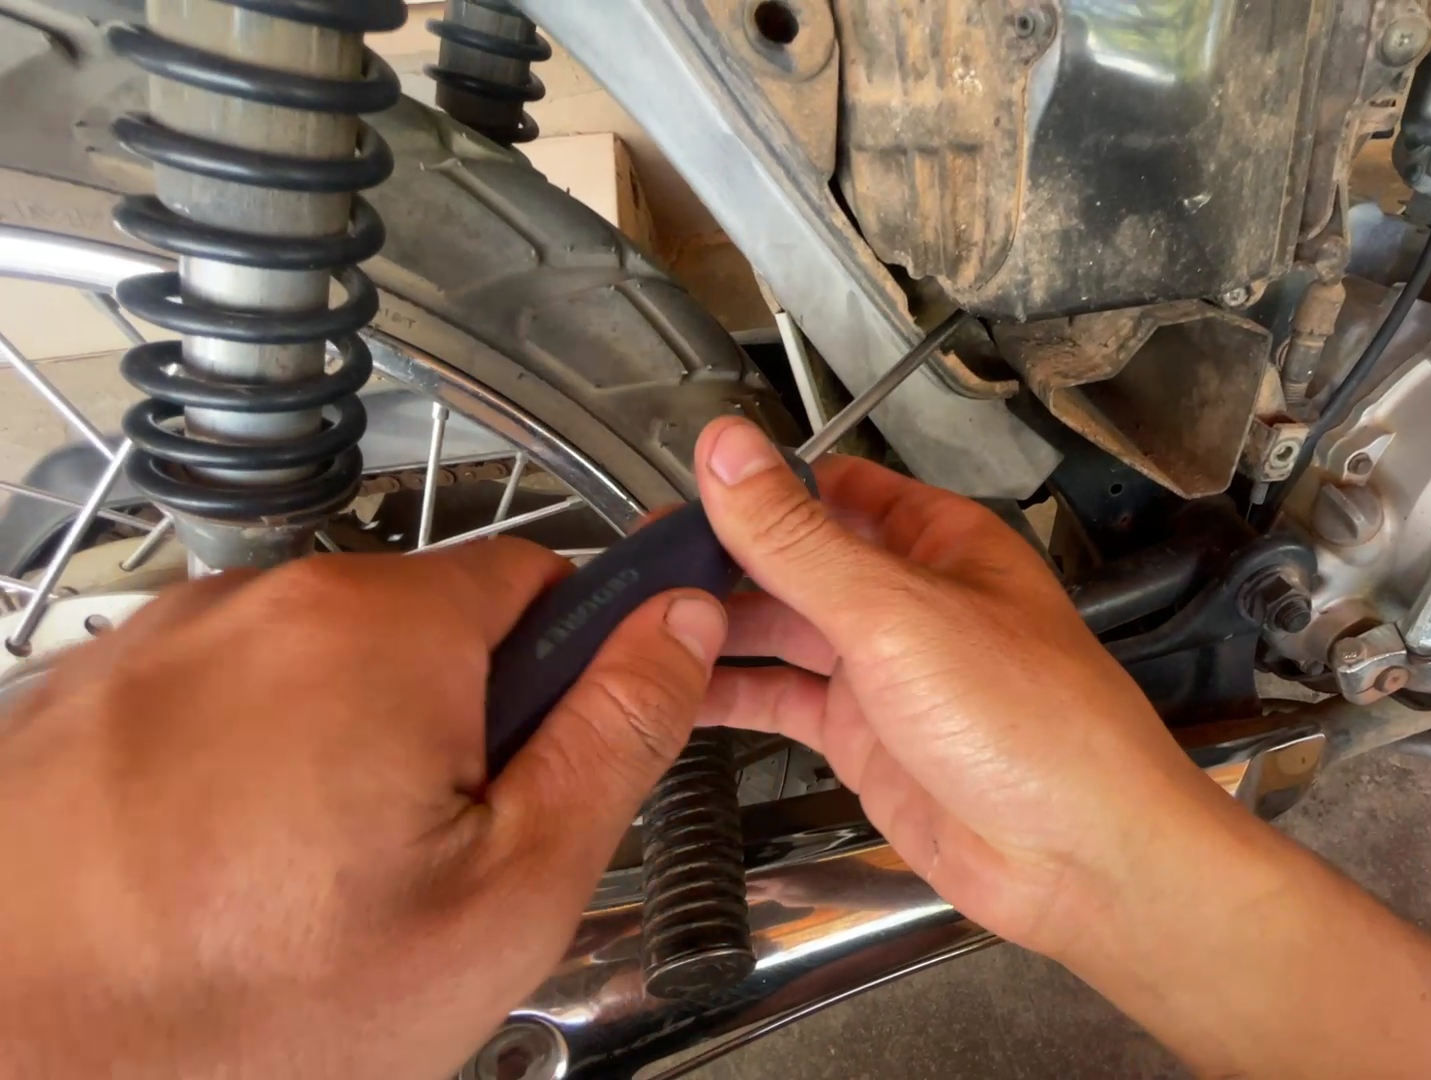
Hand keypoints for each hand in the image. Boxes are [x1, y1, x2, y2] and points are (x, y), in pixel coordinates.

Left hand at [0, 542, 726, 1077]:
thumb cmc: (262, 1028)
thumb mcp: (522, 877)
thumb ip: (624, 725)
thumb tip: (685, 617)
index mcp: (375, 626)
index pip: (544, 573)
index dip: (576, 655)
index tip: (556, 742)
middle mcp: (250, 606)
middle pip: (441, 619)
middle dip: (476, 703)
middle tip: (454, 834)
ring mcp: (142, 653)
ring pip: (340, 659)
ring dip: (372, 731)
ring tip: (340, 865)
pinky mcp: (67, 712)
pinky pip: (236, 698)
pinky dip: (270, 755)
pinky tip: (242, 864)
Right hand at [696, 419, 1430, 1079]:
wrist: (1079, 857)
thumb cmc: (1027, 720)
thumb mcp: (897, 613)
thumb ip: (802, 539)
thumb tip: (732, 450)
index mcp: (935, 542)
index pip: (831, 490)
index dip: (757, 487)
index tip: (682, 492)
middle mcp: (908, 598)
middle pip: (799, 560)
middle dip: (725, 560)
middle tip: (638, 565)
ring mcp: (885, 669)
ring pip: (784, 629)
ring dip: (720, 625)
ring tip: (638, 621)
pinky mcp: (865, 734)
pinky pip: (785, 698)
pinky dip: (734, 692)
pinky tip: (678, 687)